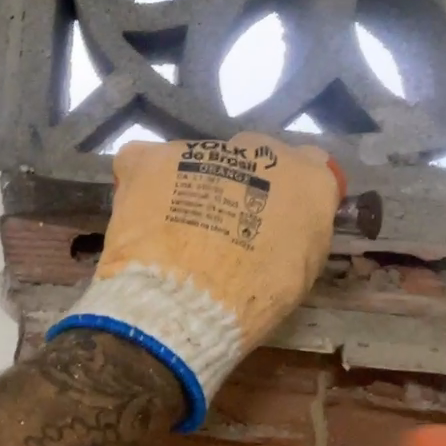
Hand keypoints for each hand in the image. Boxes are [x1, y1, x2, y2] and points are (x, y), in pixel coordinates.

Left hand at [50, 134, 341, 430]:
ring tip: (168, 227)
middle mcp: (258, 151)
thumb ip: (294, 233)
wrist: (186, 294)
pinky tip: (138, 212)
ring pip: (196, 160)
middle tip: (216, 221)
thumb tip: (276, 227)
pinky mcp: (152, 157)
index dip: (282, 191)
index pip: (305, 167)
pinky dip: (140, 181)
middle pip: (249, 156)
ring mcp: (203, 149)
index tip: (268, 213)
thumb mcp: (298, 269)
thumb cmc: (251, 296)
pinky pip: (144, 161)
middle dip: (235, 180)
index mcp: (307, 179)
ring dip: (187, 185)